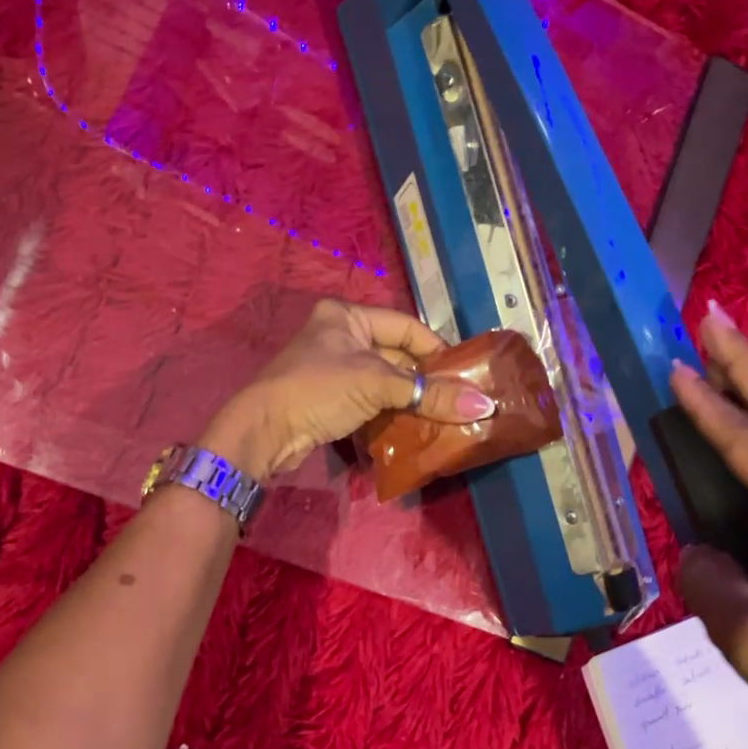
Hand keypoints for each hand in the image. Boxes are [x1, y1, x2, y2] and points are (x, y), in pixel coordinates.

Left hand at [200, 299, 494, 481]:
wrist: (264, 431)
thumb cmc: (318, 390)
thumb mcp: (377, 385)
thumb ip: (429, 395)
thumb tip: (483, 406)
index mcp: (348, 316)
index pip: (406, 326)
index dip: (436, 350)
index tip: (464, 375)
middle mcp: (341, 336)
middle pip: (398, 355)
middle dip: (426, 379)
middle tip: (459, 400)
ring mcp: (335, 369)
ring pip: (386, 381)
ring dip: (412, 399)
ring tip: (445, 417)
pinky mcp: (331, 399)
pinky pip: (373, 400)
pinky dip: (393, 412)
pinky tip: (416, 428)